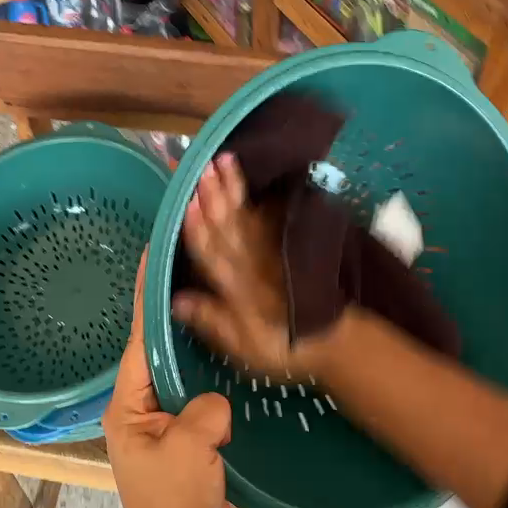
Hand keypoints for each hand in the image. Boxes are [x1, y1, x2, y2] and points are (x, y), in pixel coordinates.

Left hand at [105, 254, 233, 507]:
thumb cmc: (174, 506)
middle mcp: (143, 403)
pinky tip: (234, 349)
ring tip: (218, 295)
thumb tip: (217, 399)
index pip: (140, 337)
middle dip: (175, 307)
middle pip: (159, 344)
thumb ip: (204, 411)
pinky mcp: (188, 432)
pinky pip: (199, 389)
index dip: (148, 295)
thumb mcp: (189, 452)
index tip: (155, 252)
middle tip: (197, 264)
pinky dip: (213, 369)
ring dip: (197, 337)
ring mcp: (165, 418)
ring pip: (181, 365)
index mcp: (130, 403)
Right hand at [171, 153, 339, 379]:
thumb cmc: (280, 347)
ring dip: (233, 187)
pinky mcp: (280, 246)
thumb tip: (175, 299)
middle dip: (215, 195)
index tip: (189, 202)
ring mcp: (266, 252)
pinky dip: (255, 197)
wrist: (332, 340)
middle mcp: (247, 263)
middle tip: (205, 166)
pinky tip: (247, 180)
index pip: (210, 253)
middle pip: (227, 225)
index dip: (198, 229)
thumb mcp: (242, 345)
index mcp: (234, 288)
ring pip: (244, 215)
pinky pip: (264, 217)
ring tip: (225, 161)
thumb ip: (211, 320)